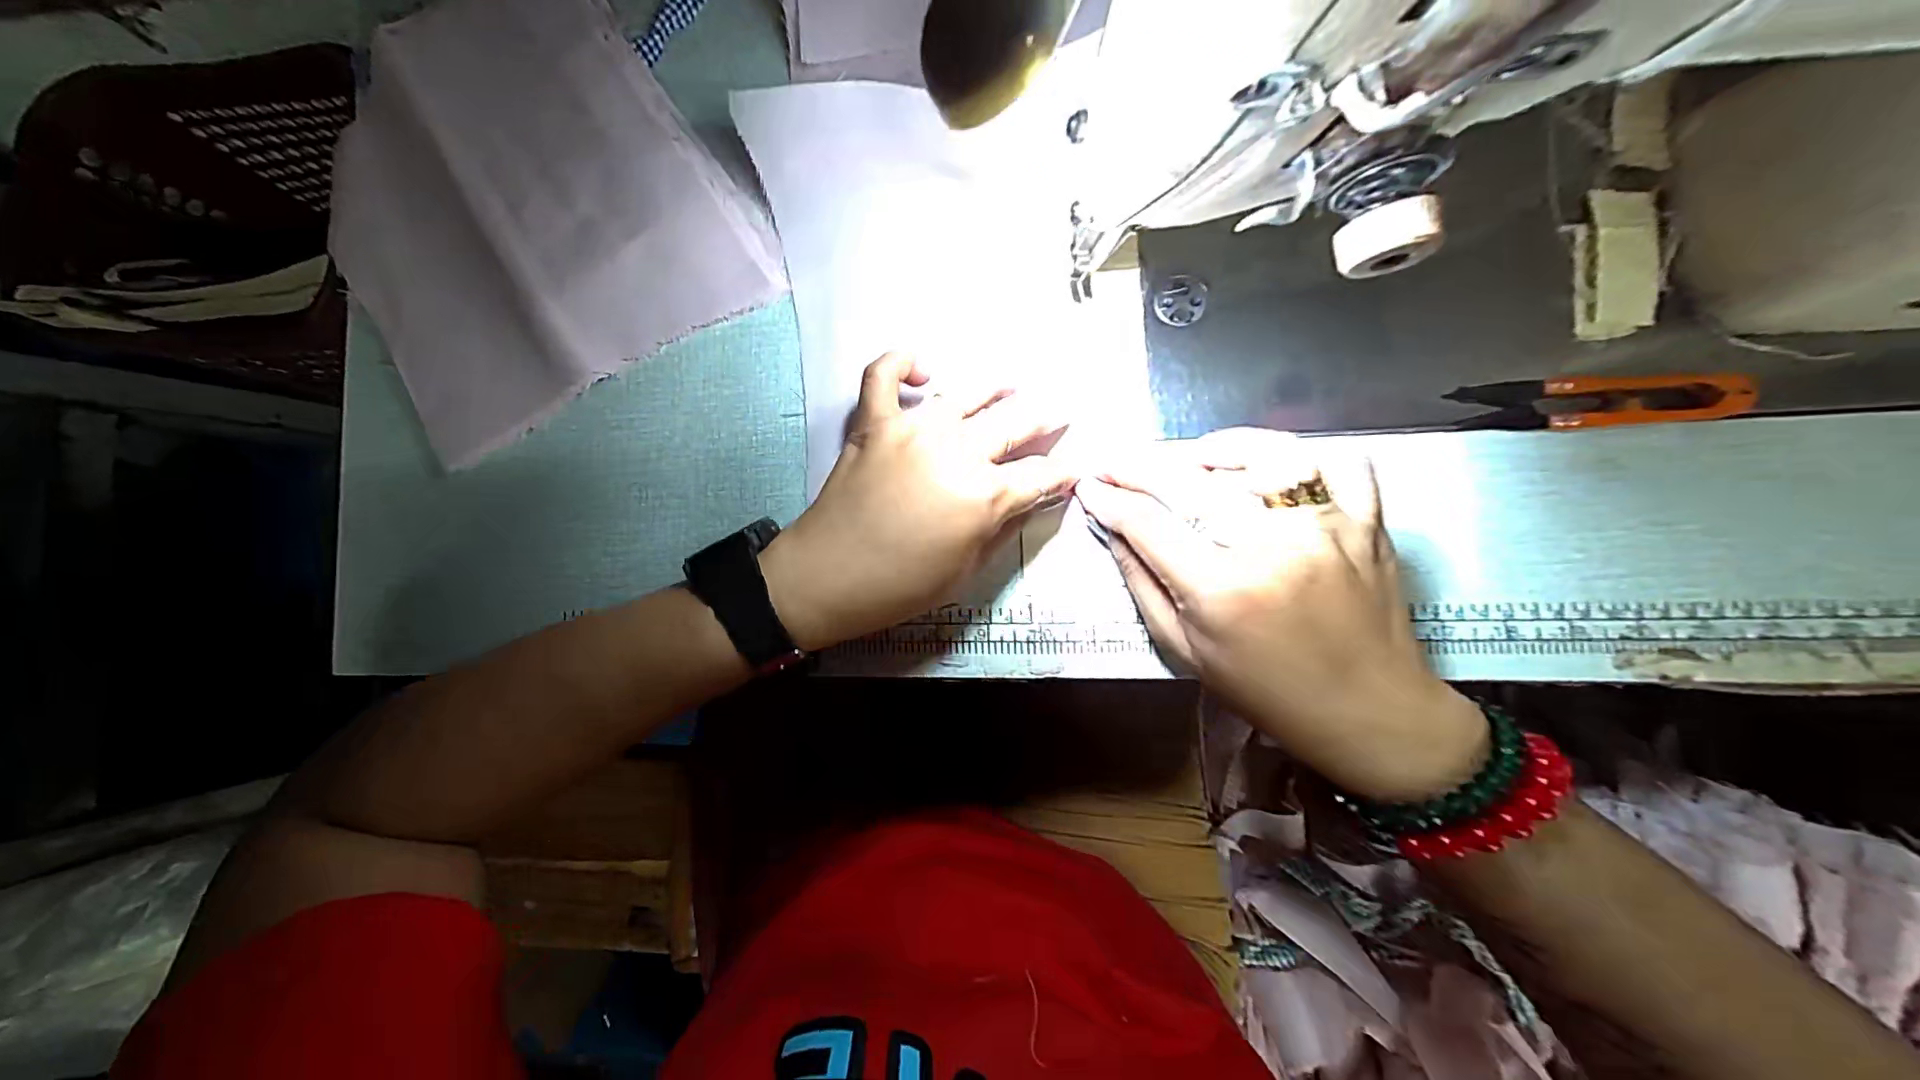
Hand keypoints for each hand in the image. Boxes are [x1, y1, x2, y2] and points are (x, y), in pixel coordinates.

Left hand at [760, 353, 1076, 650]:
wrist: (827, 578)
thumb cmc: (901, 587)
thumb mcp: (967, 569)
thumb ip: (1005, 525)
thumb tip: (1033, 497)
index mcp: (985, 495)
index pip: (1039, 474)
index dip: (1062, 473)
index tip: (1073, 468)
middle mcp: (957, 451)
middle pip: (1014, 424)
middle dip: (1044, 420)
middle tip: (1058, 413)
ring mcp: (912, 429)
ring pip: (965, 393)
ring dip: (995, 387)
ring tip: (1010, 385)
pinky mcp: (873, 421)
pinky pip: (884, 373)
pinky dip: (902, 362)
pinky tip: (922, 369)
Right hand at [1076, 429, 1485, 800]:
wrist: (1371, 714)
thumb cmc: (1268, 692)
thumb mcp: (1187, 651)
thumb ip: (1144, 586)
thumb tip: (1115, 532)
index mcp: (1221, 590)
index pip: (1148, 524)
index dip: (1110, 500)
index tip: (1090, 486)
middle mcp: (1272, 548)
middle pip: (1190, 481)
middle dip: (1140, 465)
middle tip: (1116, 463)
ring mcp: (1326, 527)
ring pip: (1264, 454)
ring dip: (1217, 446)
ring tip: (1190, 455)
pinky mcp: (1367, 521)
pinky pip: (1340, 460)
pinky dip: (1303, 452)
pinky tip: (1269, 464)